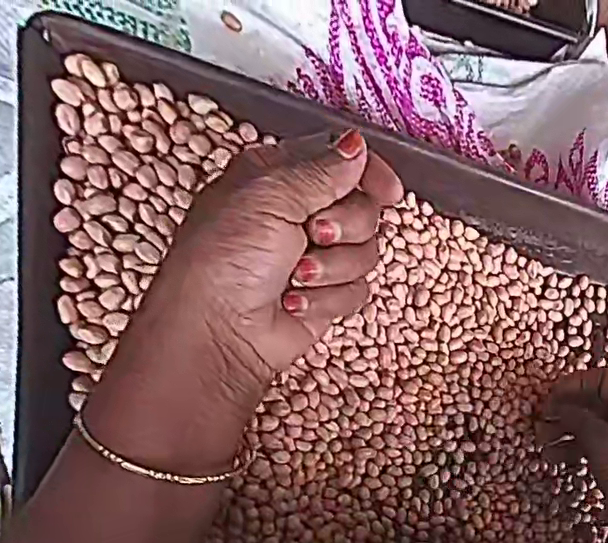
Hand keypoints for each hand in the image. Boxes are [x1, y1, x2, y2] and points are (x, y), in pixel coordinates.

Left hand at [115, 129, 403, 409]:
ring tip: (296, 277)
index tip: (388, 191)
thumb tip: (357, 145)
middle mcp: (301, 215)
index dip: (370, 174)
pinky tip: (295, 302)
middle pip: (364, 210)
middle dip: (346, 227)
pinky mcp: (329, 296)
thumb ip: (320, 171)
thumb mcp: (268, 198)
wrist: (219, 330)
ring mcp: (318, 258)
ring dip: (333, 269)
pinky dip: (329, 299)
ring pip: (366, 255)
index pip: (342, 162)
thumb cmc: (224, 260)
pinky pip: (359, 291)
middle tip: (314, 235)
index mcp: (280, 177)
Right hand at [536, 370, 607, 516]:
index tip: (553, 395)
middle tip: (543, 419)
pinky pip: (592, 444)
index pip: (605, 380)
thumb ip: (579, 418)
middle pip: (595, 402)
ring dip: (564, 430)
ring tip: (543, 441)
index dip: (576, 384)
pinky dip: (572, 447)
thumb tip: (560, 405)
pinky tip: (554, 457)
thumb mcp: (602, 443)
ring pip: (590, 424)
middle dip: (566, 410)